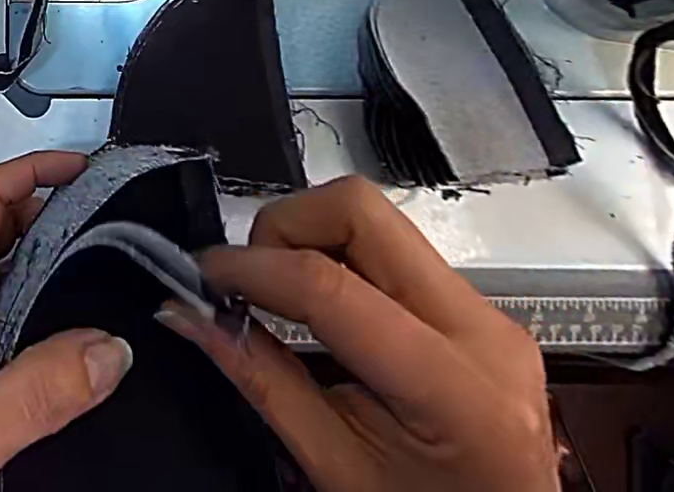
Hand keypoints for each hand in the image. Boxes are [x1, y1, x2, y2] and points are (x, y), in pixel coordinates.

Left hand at [0, 151, 134, 491]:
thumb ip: (37, 393)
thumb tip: (116, 346)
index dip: (33, 168)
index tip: (84, 167)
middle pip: (3, 220)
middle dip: (54, 202)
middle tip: (112, 213)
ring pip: (10, 261)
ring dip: (54, 246)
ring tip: (109, 254)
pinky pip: (16, 300)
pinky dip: (50, 289)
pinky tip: (83, 316)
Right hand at [158, 176, 558, 490]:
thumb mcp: (336, 467)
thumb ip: (261, 380)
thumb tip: (191, 314)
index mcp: (455, 389)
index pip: (330, 285)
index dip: (253, 267)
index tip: (205, 273)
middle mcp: (479, 326)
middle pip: (359, 208)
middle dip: (285, 224)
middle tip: (250, 275)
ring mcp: (481, 306)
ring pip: (371, 212)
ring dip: (306, 231)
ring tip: (279, 286)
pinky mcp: (470, 298)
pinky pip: (385, 239)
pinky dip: (332, 249)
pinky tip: (316, 295)